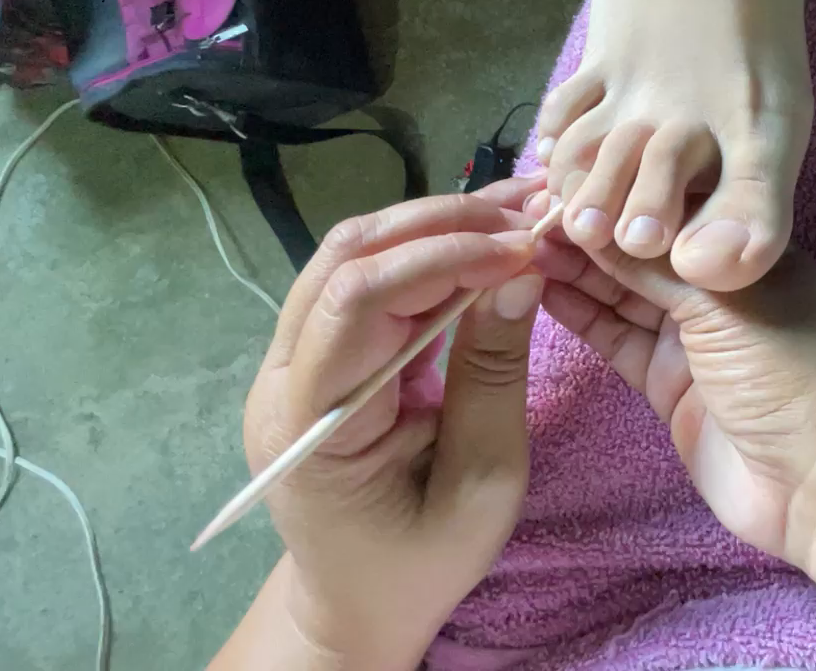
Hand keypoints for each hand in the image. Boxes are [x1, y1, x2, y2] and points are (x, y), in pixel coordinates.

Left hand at [236, 176, 546, 666]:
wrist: (358, 604)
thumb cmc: (423, 560)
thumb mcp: (484, 477)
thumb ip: (495, 370)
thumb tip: (521, 269)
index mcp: (314, 421)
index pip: (359, 297)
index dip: (445, 256)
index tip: (525, 251)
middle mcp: (286, 374)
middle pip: (350, 256)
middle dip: (446, 221)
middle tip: (529, 213)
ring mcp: (298, 359)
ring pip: (358, 252)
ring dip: (441, 223)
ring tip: (517, 211)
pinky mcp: (326, 353)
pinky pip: (374, 276)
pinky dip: (436, 248)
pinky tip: (487, 239)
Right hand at [531, 224, 815, 567]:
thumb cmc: (793, 371)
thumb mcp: (728, 303)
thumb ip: (657, 265)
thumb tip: (593, 215)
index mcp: (744, 252)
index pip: (673, 209)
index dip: (621, 194)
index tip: (563, 178)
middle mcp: (717, 286)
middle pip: (643, 250)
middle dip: (590, 230)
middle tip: (528, 210)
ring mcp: (691, 336)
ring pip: (623, 293)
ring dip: (577, 269)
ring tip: (522, 243)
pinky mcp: (666, 380)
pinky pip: (617, 338)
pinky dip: (583, 314)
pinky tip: (542, 288)